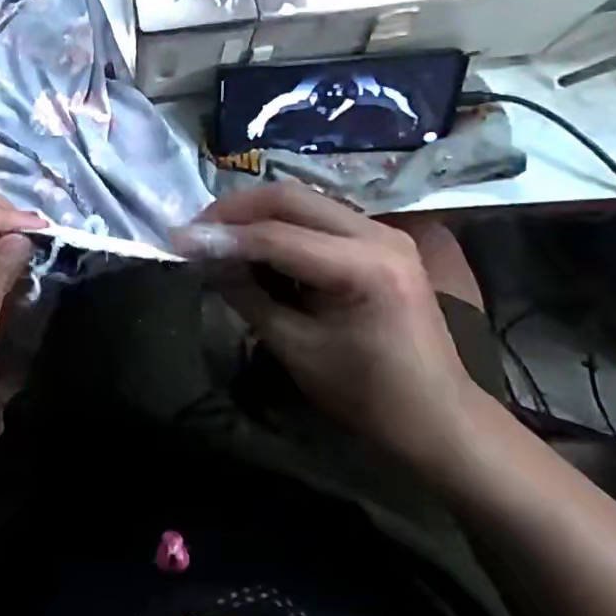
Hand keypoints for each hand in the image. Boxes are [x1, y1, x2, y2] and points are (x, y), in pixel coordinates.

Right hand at [172, 185, 481, 468]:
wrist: (438, 416)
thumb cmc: (368, 395)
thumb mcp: (296, 348)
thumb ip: (248, 296)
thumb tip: (206, 259)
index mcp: (365, 266)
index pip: (277, 236)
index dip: (222, 236)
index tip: (177, 240)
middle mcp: (379, 233)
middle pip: (291, 198)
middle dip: (236, 210)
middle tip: (196, 230)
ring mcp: (385, 232)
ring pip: (304, 201)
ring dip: (257, 213)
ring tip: (217, 233)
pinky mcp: (382, 240)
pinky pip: (320, 217)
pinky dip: (282, 224)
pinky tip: (255, 241)